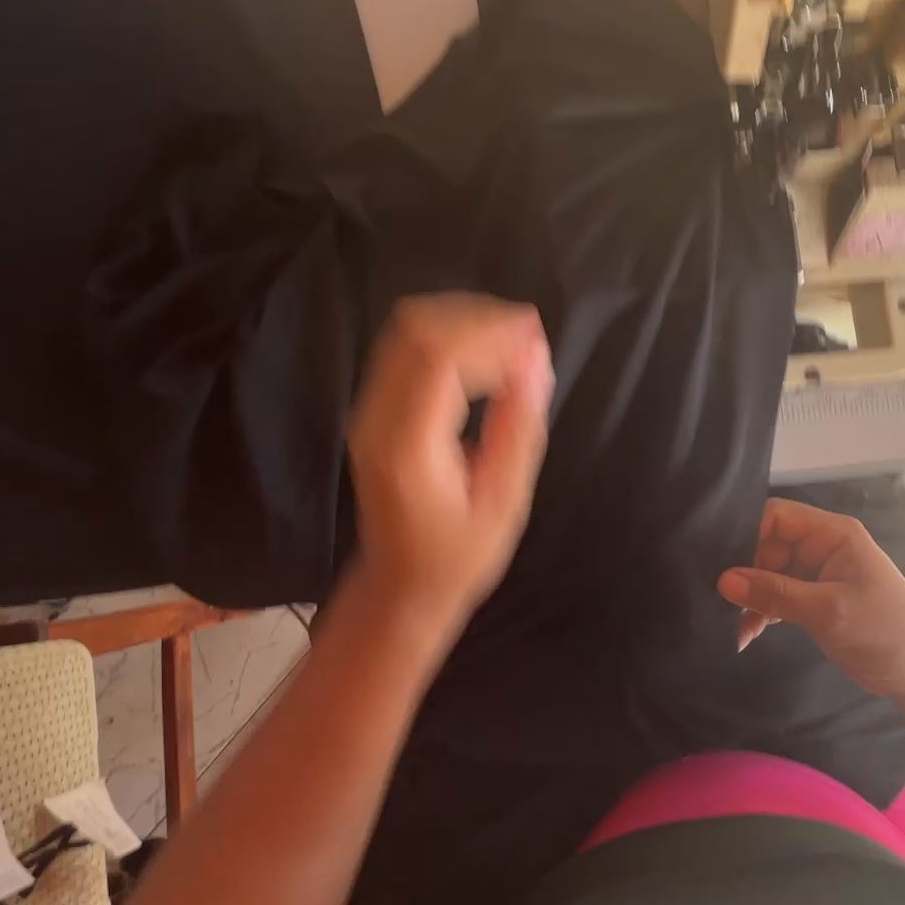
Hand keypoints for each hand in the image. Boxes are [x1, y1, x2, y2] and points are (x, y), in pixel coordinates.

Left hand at [346, 293, 553, 632]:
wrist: (401, 587)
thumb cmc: (459, 556)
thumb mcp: (503, 502)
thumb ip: (518, 428)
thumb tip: (536, 362)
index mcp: (409, 446)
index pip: (440, 358)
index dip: (490, 333)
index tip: (535, 336)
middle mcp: (377, 419)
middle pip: (416, 330)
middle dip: (477, 317)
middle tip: (528, 332)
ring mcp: (367, 412)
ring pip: (406, 331)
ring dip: (462, 321)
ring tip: (511, 337)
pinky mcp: (373, 411)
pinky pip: (404, 350)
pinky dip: (448, 337)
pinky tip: (484, 352)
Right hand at [719, 497, 904, 699]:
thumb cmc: (884, 632)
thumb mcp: (828, 611)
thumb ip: (776, 593)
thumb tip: (723, 580)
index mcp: (832, 534)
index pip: (776, 515)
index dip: (746, 532)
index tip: (717, 560)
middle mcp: (822, 546)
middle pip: (767, 544)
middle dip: (742, 570)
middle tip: (713, 598)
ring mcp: (818, 574)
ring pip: (768, 573)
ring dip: (749, 597)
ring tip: (727, 624)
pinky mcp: (814, 600)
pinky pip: (777, 596)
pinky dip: (761, 613)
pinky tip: (744, 636)